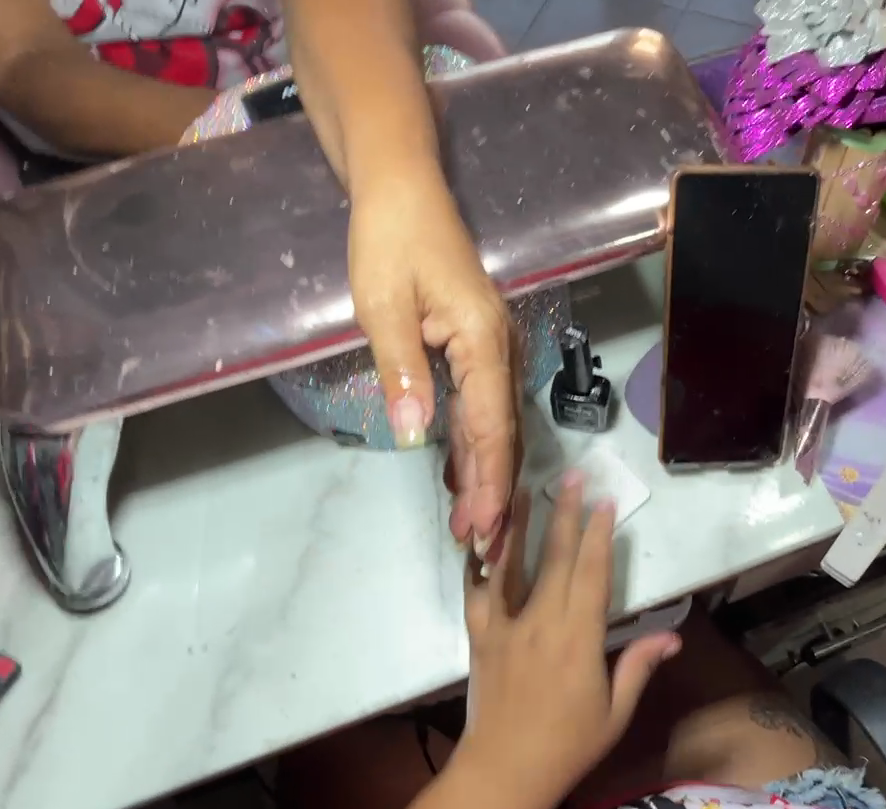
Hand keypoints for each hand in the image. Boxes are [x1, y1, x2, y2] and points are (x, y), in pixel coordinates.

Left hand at [347, 166, 516, 555]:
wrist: (402, 186)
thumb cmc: (390, 238)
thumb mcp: (383, 305)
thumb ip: (402, 373)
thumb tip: (412, 438)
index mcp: (482, 340)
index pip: (492, 425)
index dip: (491, 481)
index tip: (487, 529)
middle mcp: (498, 351)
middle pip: (503, 434)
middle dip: (493, 491)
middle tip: (480, 546)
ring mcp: (490, 351)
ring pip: (495, 427)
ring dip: (484, 476)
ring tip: (471, 526)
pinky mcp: (475, 350)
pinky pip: (481, 409)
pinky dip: (473, 448)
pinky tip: (461, 478)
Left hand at [453, 478, 681, 808]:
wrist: (504, 771)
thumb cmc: (568, 746)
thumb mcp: (615, 713)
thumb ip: (638, 667)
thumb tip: (672, 635)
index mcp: (578, 639)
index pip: (591, 575)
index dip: (598, 536)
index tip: (604, 502)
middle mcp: (540, 623)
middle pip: (555, 559)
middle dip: (565, 514)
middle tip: (572, 476)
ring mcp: (505, 627)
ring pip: (513, 566)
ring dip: (521, 524)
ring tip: (524, 488)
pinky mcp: (480, 637)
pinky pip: (478, 593)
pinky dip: (481, 564)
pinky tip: (483, 540)